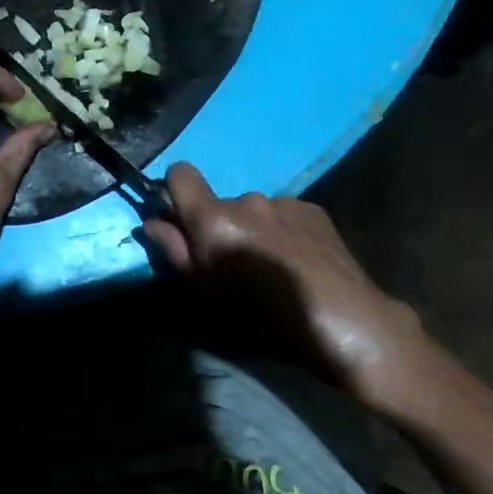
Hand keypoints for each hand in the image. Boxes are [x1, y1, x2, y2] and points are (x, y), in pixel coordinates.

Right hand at [140, 163, 427, 404]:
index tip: (182, 219)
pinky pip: (282, 213)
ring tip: (270, 264)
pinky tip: (296, 259)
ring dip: (252, 228)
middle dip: (218, 224)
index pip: (180, 174)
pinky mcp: (313, 210)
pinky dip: (281, 230)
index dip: (175, 191)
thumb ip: (174, 251)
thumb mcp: (204, 292)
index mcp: (213, 218)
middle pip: (218, 202)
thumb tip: (151, 222)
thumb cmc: (261, 314)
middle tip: (232, 263)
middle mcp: (246, 199)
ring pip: (252, 209)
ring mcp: (283, 202)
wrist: (341, 319)